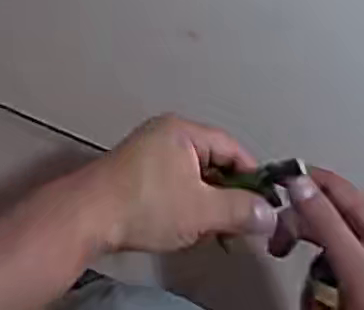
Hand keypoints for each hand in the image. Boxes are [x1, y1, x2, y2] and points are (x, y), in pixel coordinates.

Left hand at [62, 114, 281, 255]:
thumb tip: (269, 212)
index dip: (253, 177)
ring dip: (211, 205)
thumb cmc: (145, 204)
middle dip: (231, 195)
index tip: (267, 206)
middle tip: (240, 226)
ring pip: (198, 176)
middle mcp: (167, 133)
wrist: (94, 213)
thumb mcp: (203, 210)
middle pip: (215, 161)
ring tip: (213, 232)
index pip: (232, 147)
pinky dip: (191, 204)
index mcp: (182, 131)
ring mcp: (152, 151)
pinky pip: (179, 183)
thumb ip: (241, 210)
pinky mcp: (142, 171)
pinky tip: (191, 228)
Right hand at [271, 168, 363, 309]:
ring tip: (310, 288)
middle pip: (326, 214)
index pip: (329, 182)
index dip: (297, 180)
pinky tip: (327, 300)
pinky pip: (340, 273)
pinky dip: (326, 283)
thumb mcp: (355, 266)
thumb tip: (296, 178)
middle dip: (299, 228)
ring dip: (312, 264)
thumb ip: (325, 219)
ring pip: (330, 247)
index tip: (267, 187)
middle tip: (278, 245)